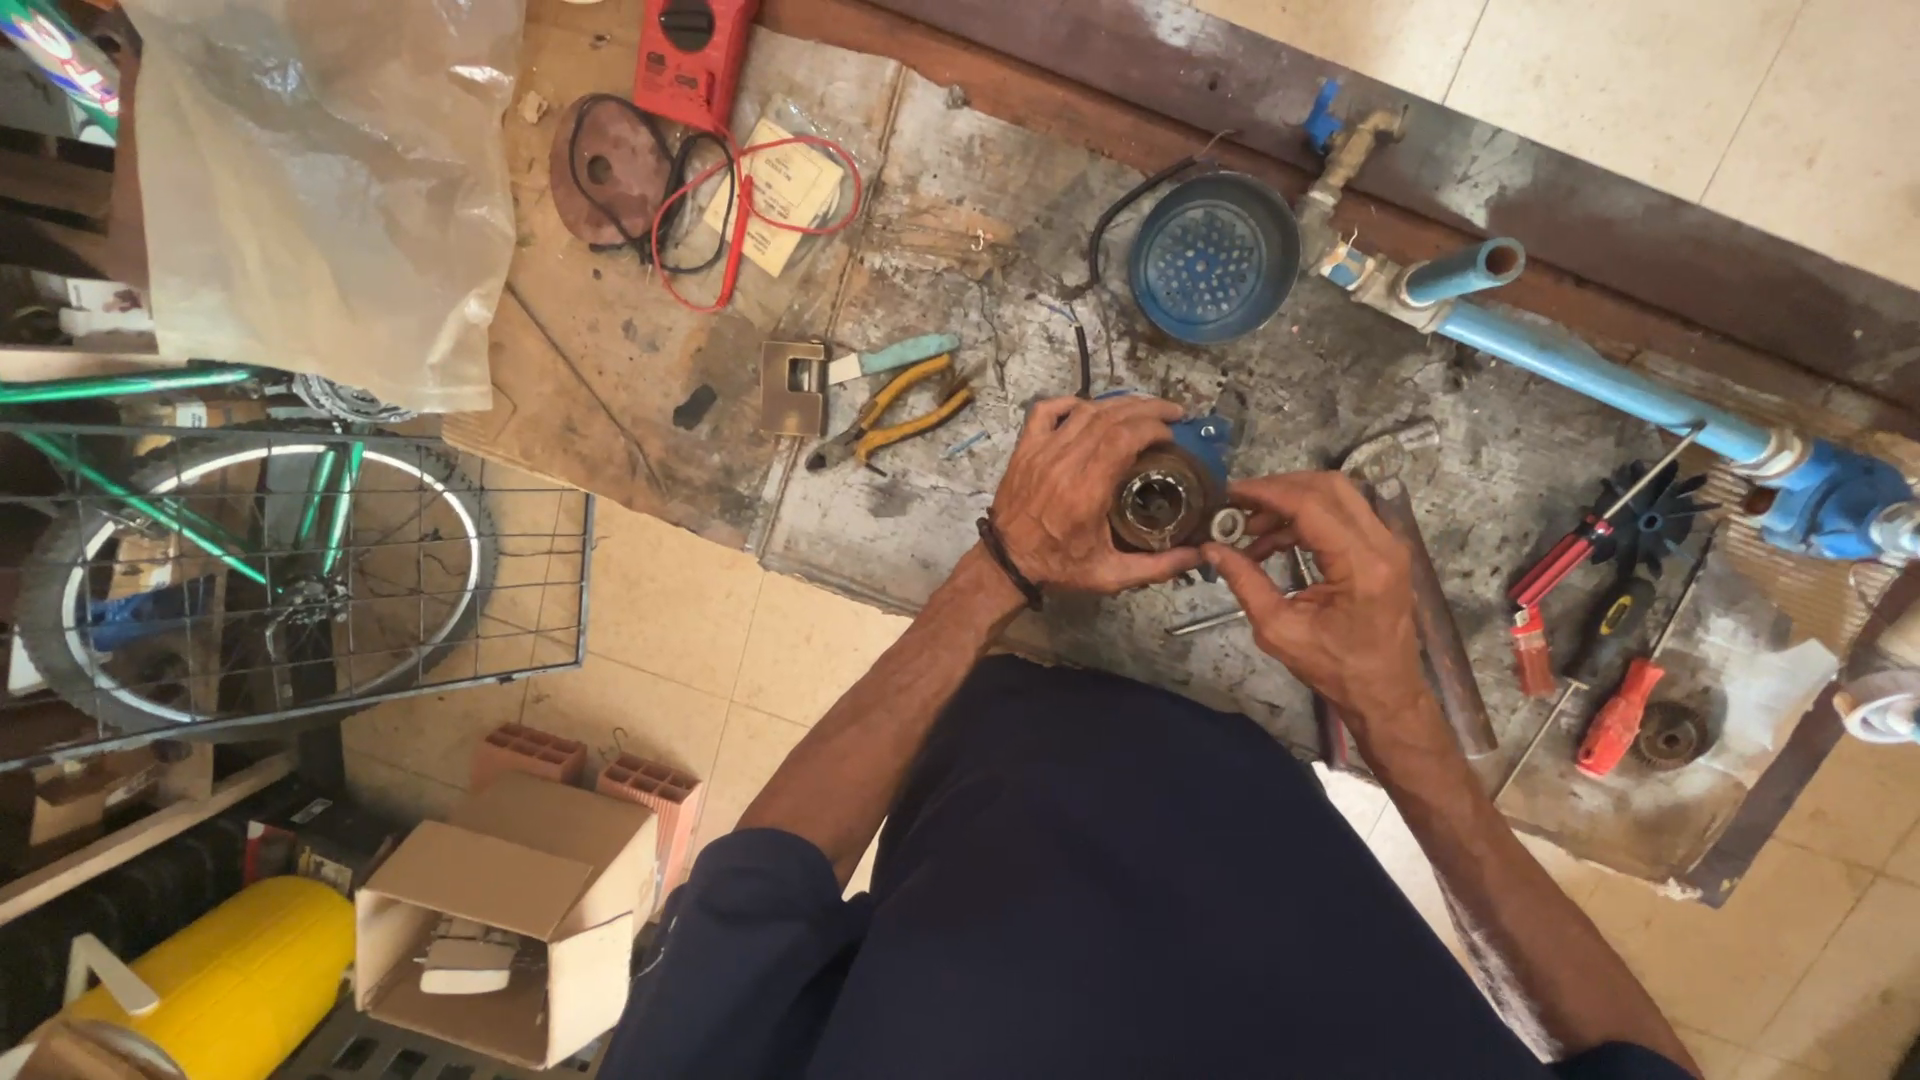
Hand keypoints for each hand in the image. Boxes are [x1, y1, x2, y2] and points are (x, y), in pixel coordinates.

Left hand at [990, 396, 1203, 594]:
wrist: (1006, 564)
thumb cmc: (1059, 567)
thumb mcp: (1111, 576)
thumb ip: (1157, 567)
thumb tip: (1199, 556)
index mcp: (1086, 491)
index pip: (1123, 438)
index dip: (1153, 427)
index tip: (1172, 436)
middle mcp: (1064, 464)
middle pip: (1109, 417)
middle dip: (1146, 409)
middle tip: (1172, 413)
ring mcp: (1040, 452)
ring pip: (1083, 410)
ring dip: (1117, 403)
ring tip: (1143, 408)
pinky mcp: (1024, 450)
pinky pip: (1045, 411)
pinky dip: (1069, 403)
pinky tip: (1090, 408)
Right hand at [1201, 472, 1426, 723]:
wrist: (1384, 692)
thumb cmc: (1334, 668)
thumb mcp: (1279, 629)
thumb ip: (1245, 582)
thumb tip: (1212, 548)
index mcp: (1361, 566)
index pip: (1311, 505)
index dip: (1266, 493)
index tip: (1230, 494)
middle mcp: (1383, 545)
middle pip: (1329, 486)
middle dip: (1279, 489)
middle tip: (1240, 506)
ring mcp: (1389, 544)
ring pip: (1338, 494)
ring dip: (1291, 503)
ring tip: (1252, 530)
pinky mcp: (1384, 550)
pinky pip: (1343, 514)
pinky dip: (1305, 518)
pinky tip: (1274, 542)